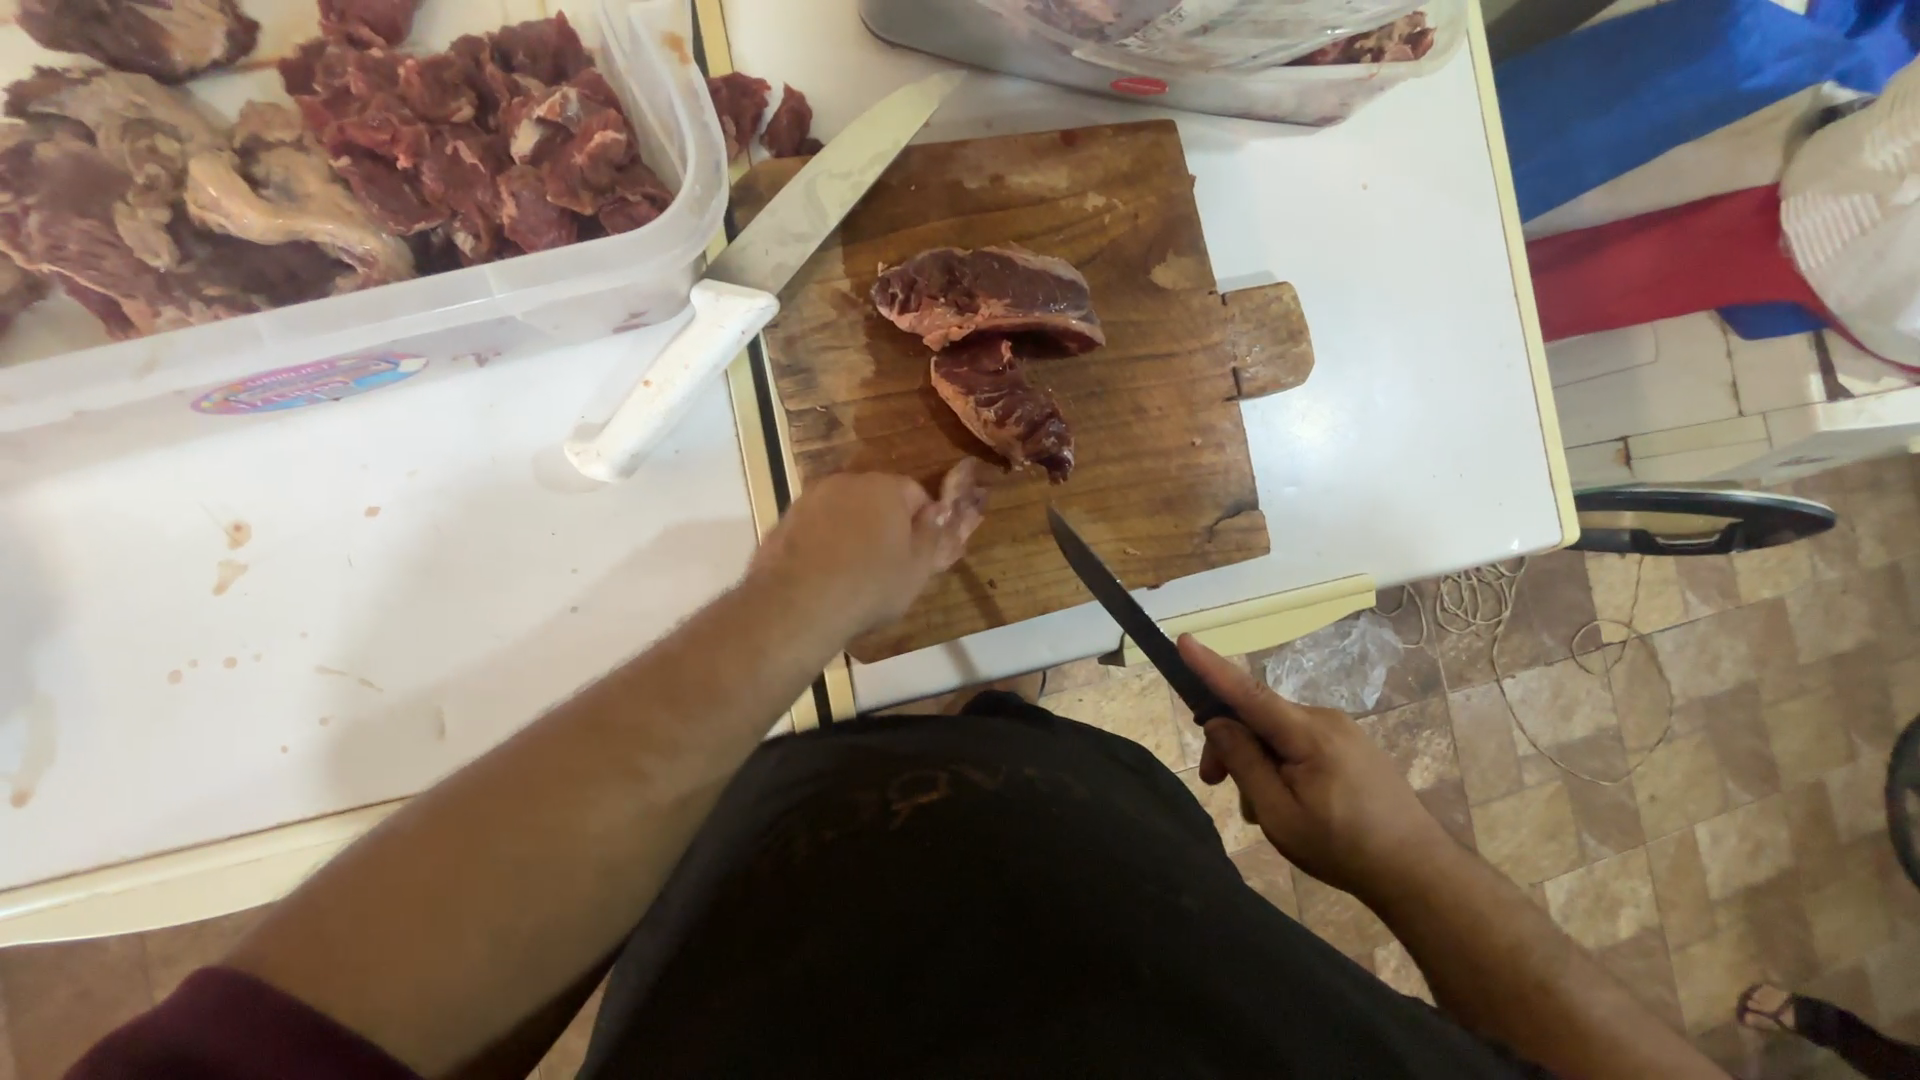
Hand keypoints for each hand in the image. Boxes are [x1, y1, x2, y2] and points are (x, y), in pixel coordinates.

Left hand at [749, 459, 990, 635]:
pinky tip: (824, 574)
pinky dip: (823, 542)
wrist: (798, 605)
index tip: (918, 552)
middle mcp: (847, 482)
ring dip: (851, 530)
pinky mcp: (784, 520)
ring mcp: (810, 499)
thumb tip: (939, 511)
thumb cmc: (871, 586)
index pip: (915, 493)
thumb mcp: (917, 569)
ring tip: (852, 571)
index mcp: (886, 488)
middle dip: (884, 522)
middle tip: (888, 563)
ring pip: (843, 510)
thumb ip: (932, 535)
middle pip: (876, 498)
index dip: (921, 522)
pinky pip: (815, 527)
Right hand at [1180, 634, 1454, 899]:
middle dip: (1229, 745)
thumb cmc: (1343, 848)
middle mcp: (1325, 719)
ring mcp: (1341, 731)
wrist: (1419, 872)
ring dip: (1256, 762)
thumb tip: (1217, 722)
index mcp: (1309, 734)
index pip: (1248, 693)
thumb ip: (1244, 764)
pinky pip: (1298, 743)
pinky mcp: (1350, 746)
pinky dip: (1279, 765)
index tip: (1183, 640)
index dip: (1211, 668)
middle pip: (1256, 716)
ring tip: (1262, 811)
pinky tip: (1286, 802)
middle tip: (1214, 785)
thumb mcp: (1280, 815)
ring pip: (1275, 733)